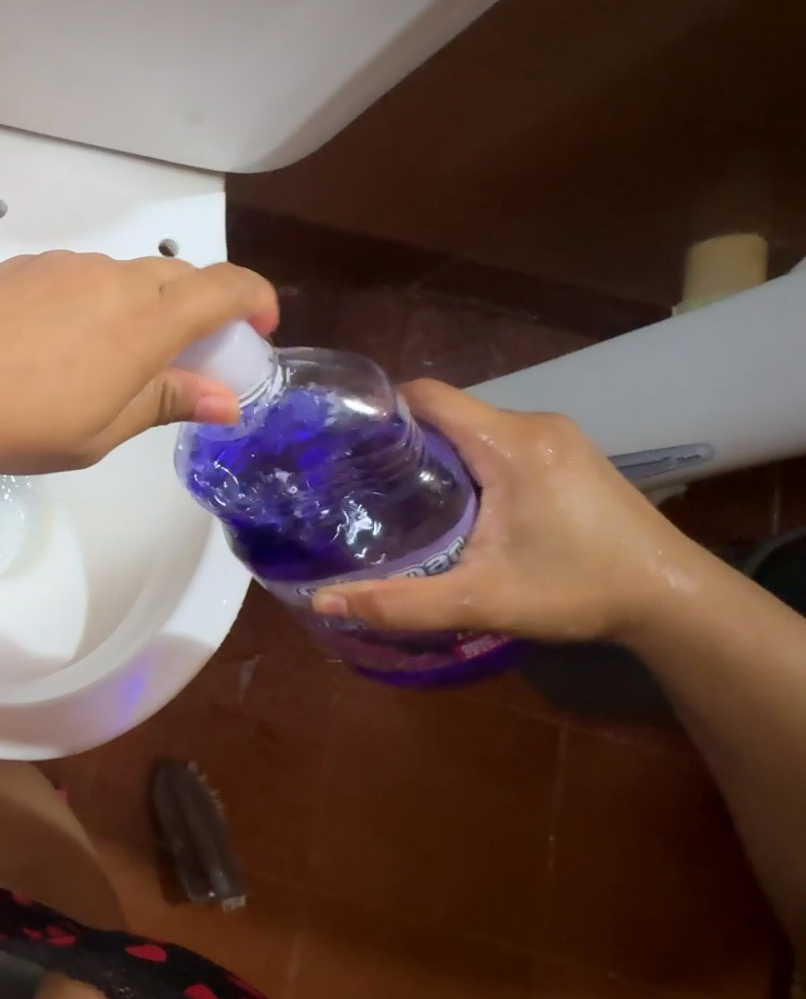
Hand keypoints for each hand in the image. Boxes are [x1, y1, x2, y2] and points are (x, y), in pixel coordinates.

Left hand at [0, 251, 277, 473]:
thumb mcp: (95, 434)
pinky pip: (77, 277)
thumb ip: (165, 403)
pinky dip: (92, 302)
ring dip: (140, 308)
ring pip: (125, 276)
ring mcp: (61, 265)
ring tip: (107, 360)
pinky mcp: (20, 265)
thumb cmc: (9, 424)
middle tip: (180, 363)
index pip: (227, 287)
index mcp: (143, 321)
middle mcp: (110, 278)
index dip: (256, 301)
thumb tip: (229, 398)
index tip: (257, 330)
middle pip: (179, 278)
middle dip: (197, 313)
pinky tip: (54, 343)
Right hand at [312, 381, 710, 641]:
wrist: (676, 601)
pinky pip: (491, 439)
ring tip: (386, 491)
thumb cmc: (579, 591)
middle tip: (351, 478)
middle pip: (442, 411)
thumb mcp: (480, 601)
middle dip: (395, 439)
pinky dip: (458, 459)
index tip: (339, 444)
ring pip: (465, 426)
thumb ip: (398, 602)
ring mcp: (554, 438)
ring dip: (426, 451)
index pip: (427, 396)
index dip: (377, 411)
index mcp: (510, 444)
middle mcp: (532, 426)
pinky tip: (442, 499)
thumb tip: (321, 601)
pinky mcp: (564, 454)